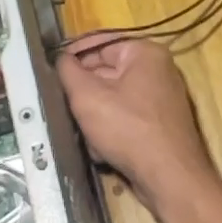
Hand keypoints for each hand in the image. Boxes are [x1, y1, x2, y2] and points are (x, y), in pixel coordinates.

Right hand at [56, 35, 219, 217]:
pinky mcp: (161, 126)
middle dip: (84, 94)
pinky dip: (111, 131)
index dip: (73, 55)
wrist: (170, 179)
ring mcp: (162, 100)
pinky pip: (126, 119)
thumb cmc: (128, 129)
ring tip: (87, 134)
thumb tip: (60, 58)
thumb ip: (68, 71)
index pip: (100, 43)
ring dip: (95, 117)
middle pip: (106, 73)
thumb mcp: (87, 96)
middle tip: (64, 106)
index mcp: (145, 53)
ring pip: (113, 100)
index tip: (51, 69)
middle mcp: (158, 71)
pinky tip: (102, 150)